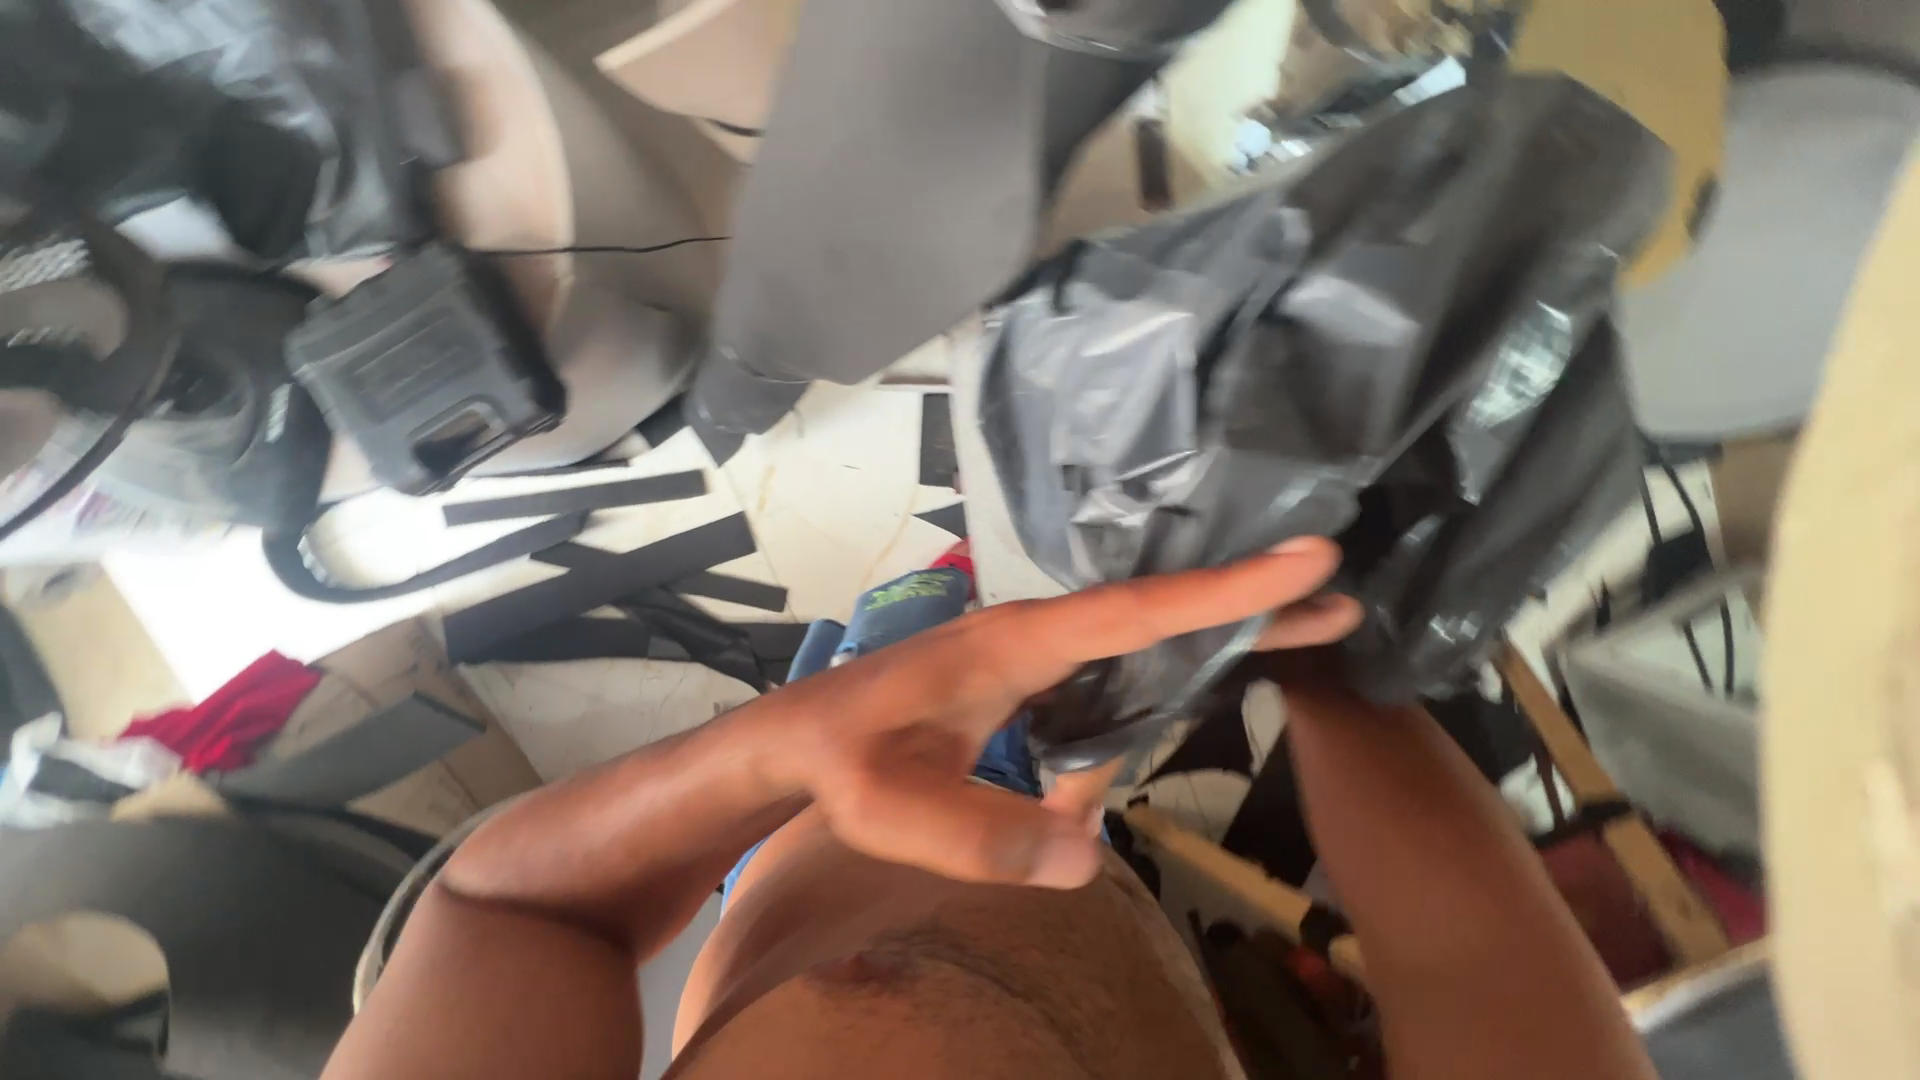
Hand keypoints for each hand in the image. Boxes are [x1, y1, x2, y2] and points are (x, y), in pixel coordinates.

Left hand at [741, 538, 1361, 889]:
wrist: (797, 737)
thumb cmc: (841, 762)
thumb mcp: (894, 809)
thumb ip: (981, 835)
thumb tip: (1084, 858)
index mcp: (1015, 643)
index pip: (1132, 610)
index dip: (1222, 590)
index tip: (1305, 558)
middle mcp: (1032, 631)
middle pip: (1153, 611)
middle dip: (1243, 602)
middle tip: (1333, 595)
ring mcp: (1028, 648)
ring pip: (1134, 633)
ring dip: (1208, 628)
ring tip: (1291, 630)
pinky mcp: (1023, 671)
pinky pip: (1107, 662)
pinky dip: (1159, 663)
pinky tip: (1182, 686)